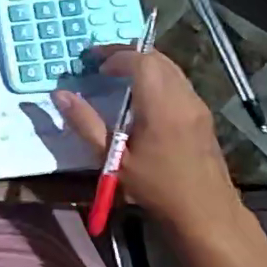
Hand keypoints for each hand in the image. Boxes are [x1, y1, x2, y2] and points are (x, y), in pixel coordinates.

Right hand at [53, 46, 244, 230]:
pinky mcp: (203, 116)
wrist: (205, 213)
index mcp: (161, 107)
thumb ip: (86, 124)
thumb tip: (60, 95)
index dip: (117, 55)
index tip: (96, 64)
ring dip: (146, 64)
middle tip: (103, 61)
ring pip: (172, 69)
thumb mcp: (112, 160)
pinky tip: (143, 97)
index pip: (142, 62)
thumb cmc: (156, 189)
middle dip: (130, 53)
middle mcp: (184, 99)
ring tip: (120, 74)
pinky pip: (179, 83)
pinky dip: (158, 77)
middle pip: (159, 59)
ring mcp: (197, 106)